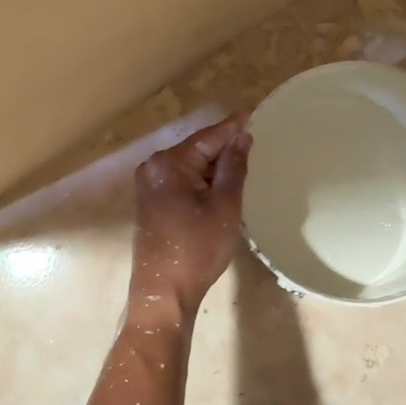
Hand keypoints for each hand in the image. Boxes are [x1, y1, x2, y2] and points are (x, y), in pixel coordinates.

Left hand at [129, 114, 251, 324]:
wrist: (164, 293)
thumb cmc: (197, 249)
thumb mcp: (225, 206)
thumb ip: (234, 167)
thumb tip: (242, 137)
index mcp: (169, 163)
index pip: (209, 137)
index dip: (234, 126)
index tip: (254, 111)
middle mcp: (154, 167)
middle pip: (198, 148)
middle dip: (225, 147)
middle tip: (256, 139)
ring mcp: (149, 185)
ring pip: (191, 165)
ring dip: (215, 166)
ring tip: (245, 161)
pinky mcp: (152, 202)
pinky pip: (182, 180)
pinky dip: (202, 180)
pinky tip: (222, 185)